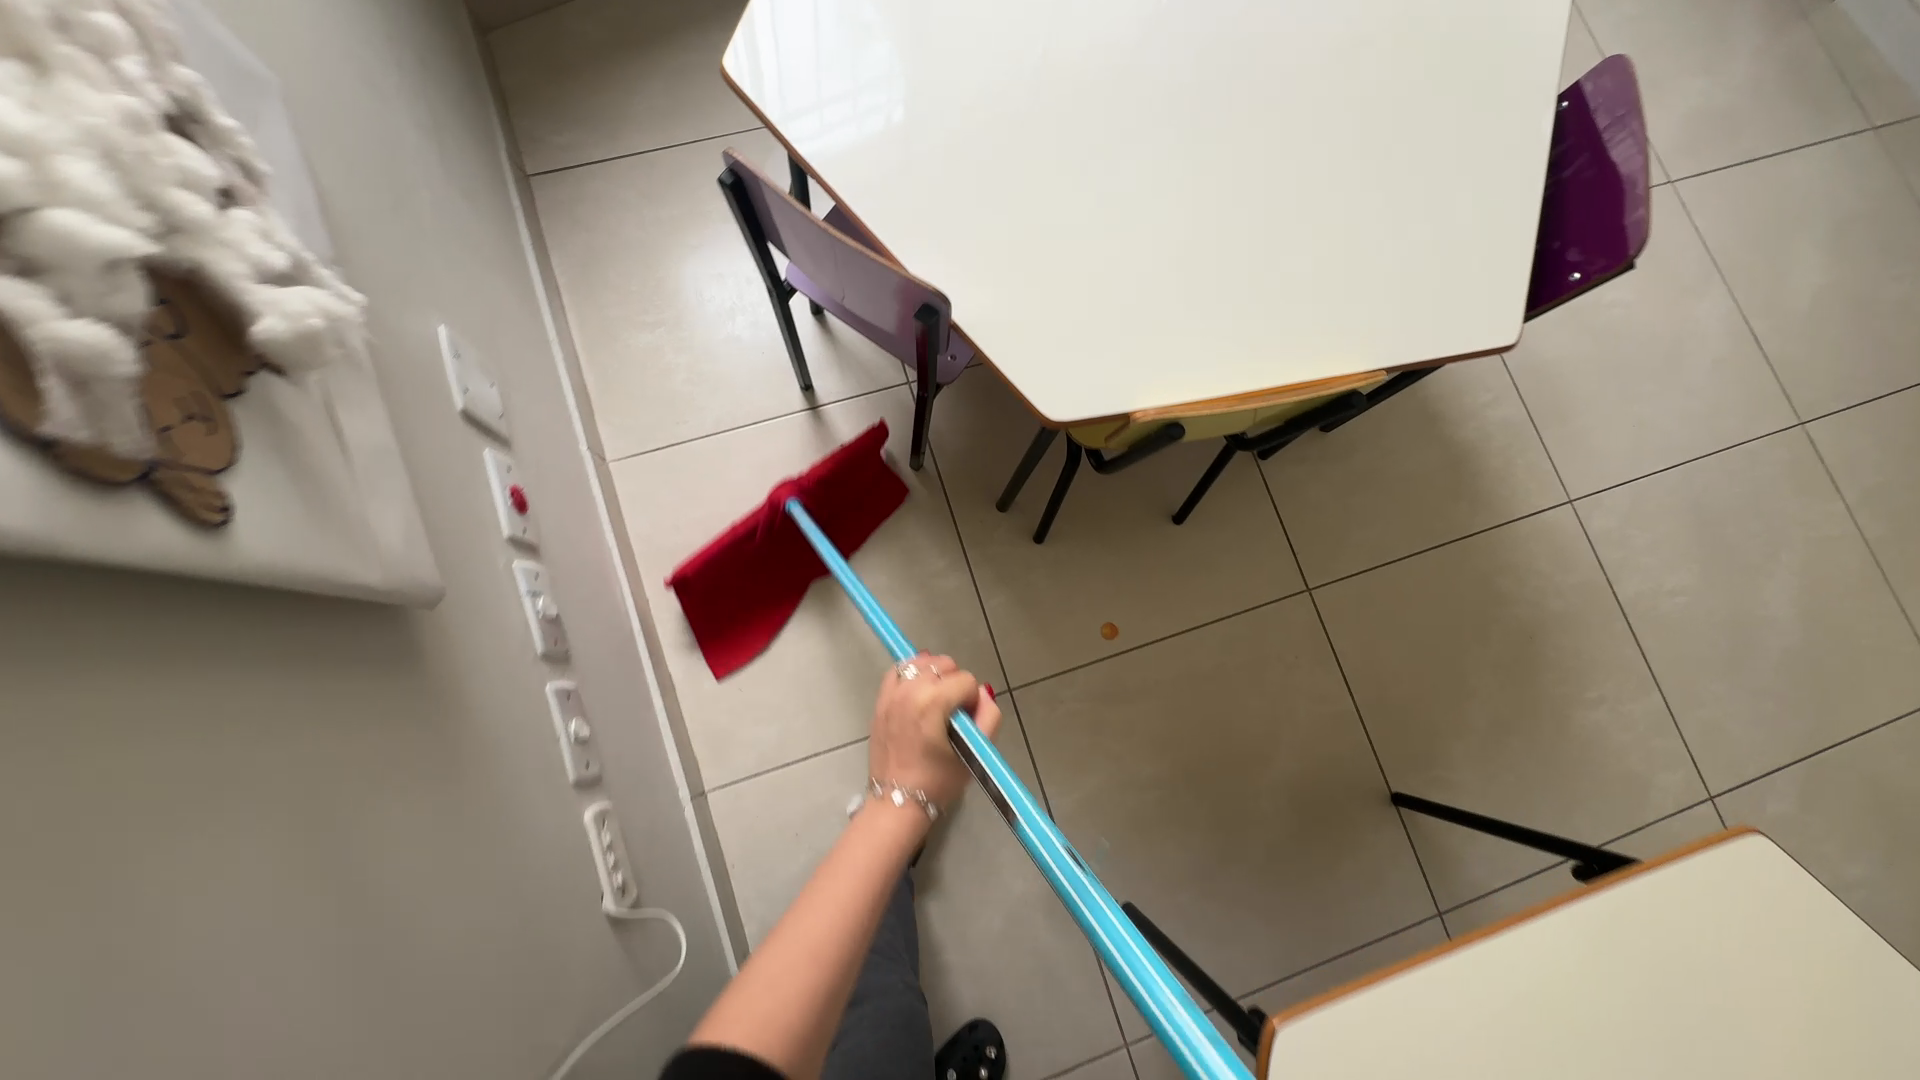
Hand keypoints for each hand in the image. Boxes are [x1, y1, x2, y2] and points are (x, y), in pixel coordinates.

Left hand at [868, 654, 1000, 811]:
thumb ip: (989, 717)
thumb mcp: (974, 753)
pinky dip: (911, 674)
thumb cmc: (937, 782)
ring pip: (921, 663)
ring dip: (934, 675)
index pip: (966, 680)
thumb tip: (983, 694)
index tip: (967, 723)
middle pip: (944, 665)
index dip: (973, 701)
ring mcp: (891, 694)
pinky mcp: (880, 701)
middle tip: (953, 713)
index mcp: (932, 702)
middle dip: (954, 684)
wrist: (896, 802)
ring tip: (937, 702)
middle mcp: (909, 691)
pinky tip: (919, 692)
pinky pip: (898, 671)